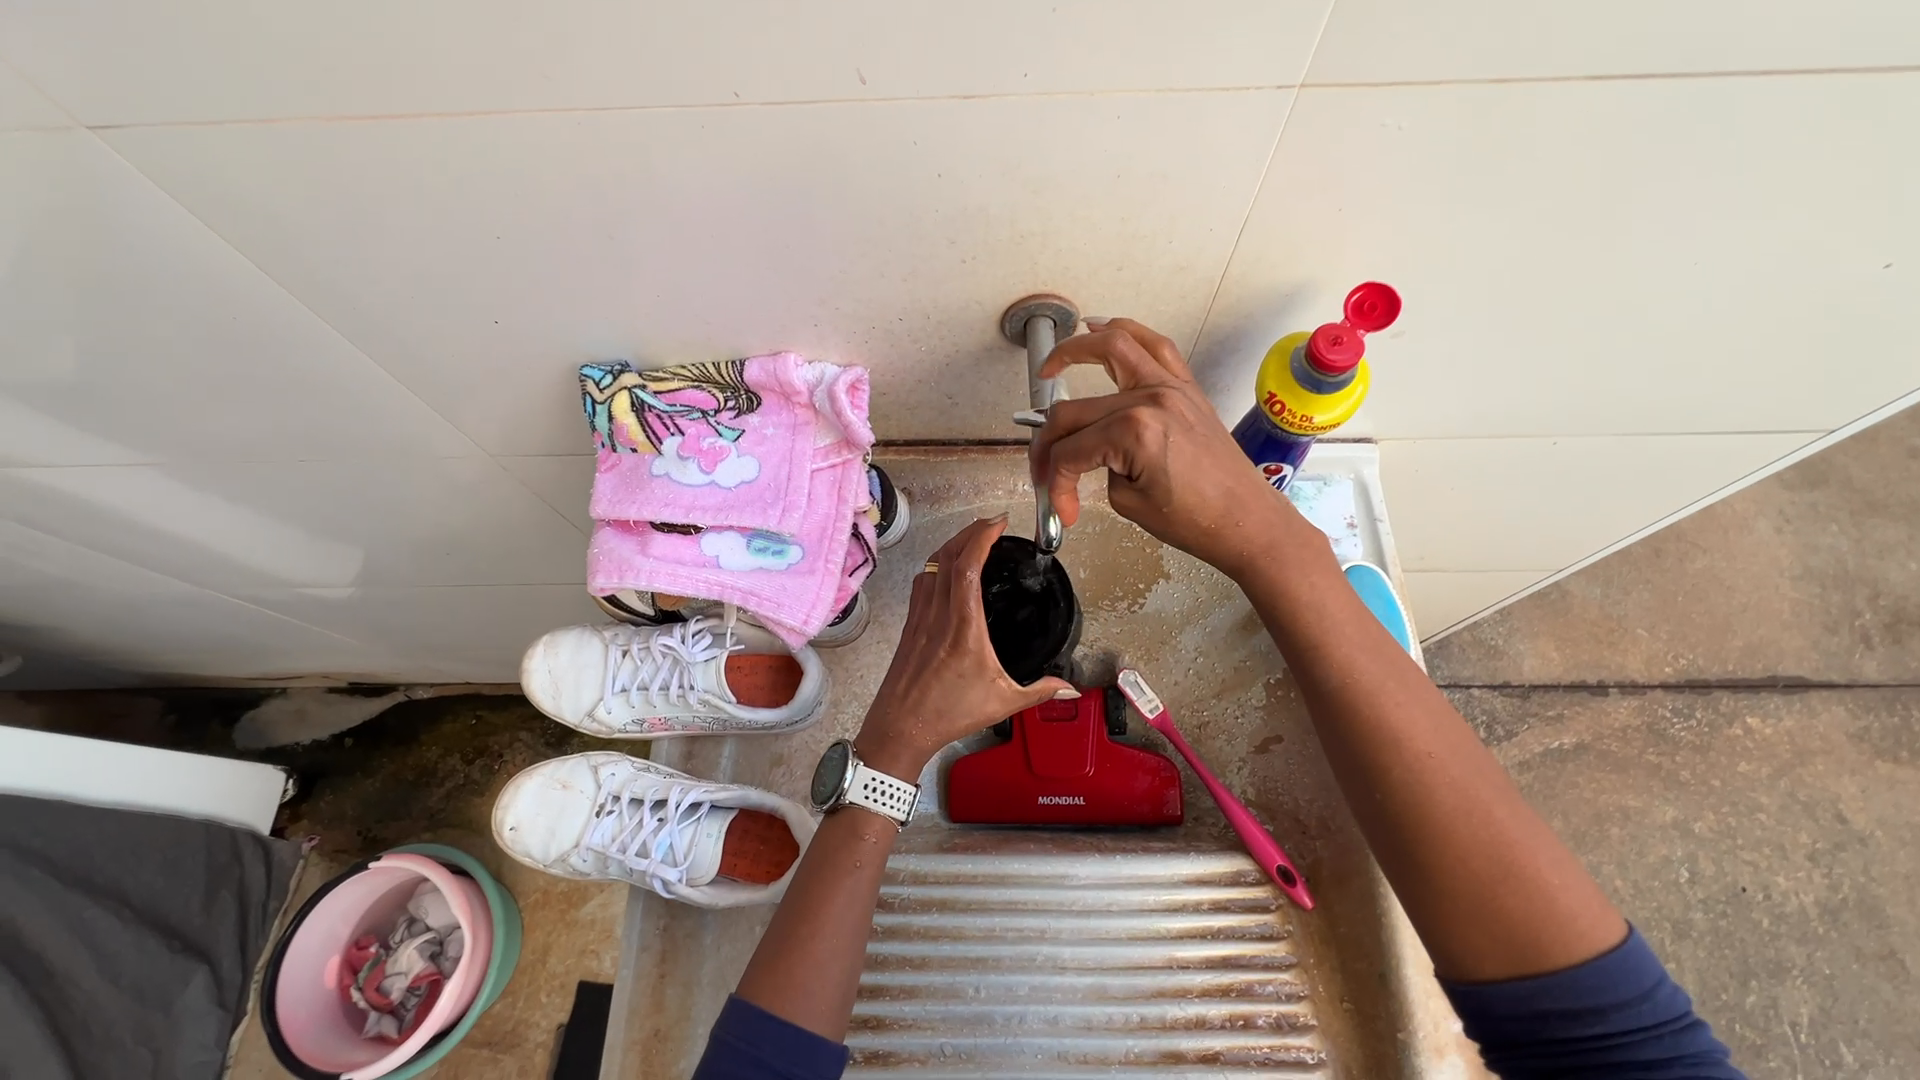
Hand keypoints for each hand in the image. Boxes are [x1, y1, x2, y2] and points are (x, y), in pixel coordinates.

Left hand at [854, 516, 1076, 776]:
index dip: (982, 537)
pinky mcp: (910, 625)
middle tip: (992, 523)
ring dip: (951, 544)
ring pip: (931, 566)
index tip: (999, 522)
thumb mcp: (1002, 702)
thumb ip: (1039, 691)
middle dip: (970, 531)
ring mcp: (920, 617)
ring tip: (972, 538)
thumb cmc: (948, 714)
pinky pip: (921, 582)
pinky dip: (936, 565)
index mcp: (963, 626)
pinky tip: (946, 569)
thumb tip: (1068, 688)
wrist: (901, 727)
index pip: (968, 566)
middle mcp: (938, 614)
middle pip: (948, 556)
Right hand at [1030, 318, 1305, 580]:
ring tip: (1051, 366)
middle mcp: (1150, 399)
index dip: (1057, 482)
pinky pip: (1154, 344)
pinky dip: (1124, 331)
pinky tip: (1099, 328)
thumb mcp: (1127, 502)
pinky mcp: (1185, 388)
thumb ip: (1094, 473)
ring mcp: (1170, 387)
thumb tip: (1073, 465)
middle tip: (1043, 468)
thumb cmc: (1196, 519)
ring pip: (1112, 347)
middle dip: (1049, 443)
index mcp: (1133, 432)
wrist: (1243, 519)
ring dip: (1075, 350)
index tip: (1061, 504)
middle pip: (1075, 411)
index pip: (1070, 452)